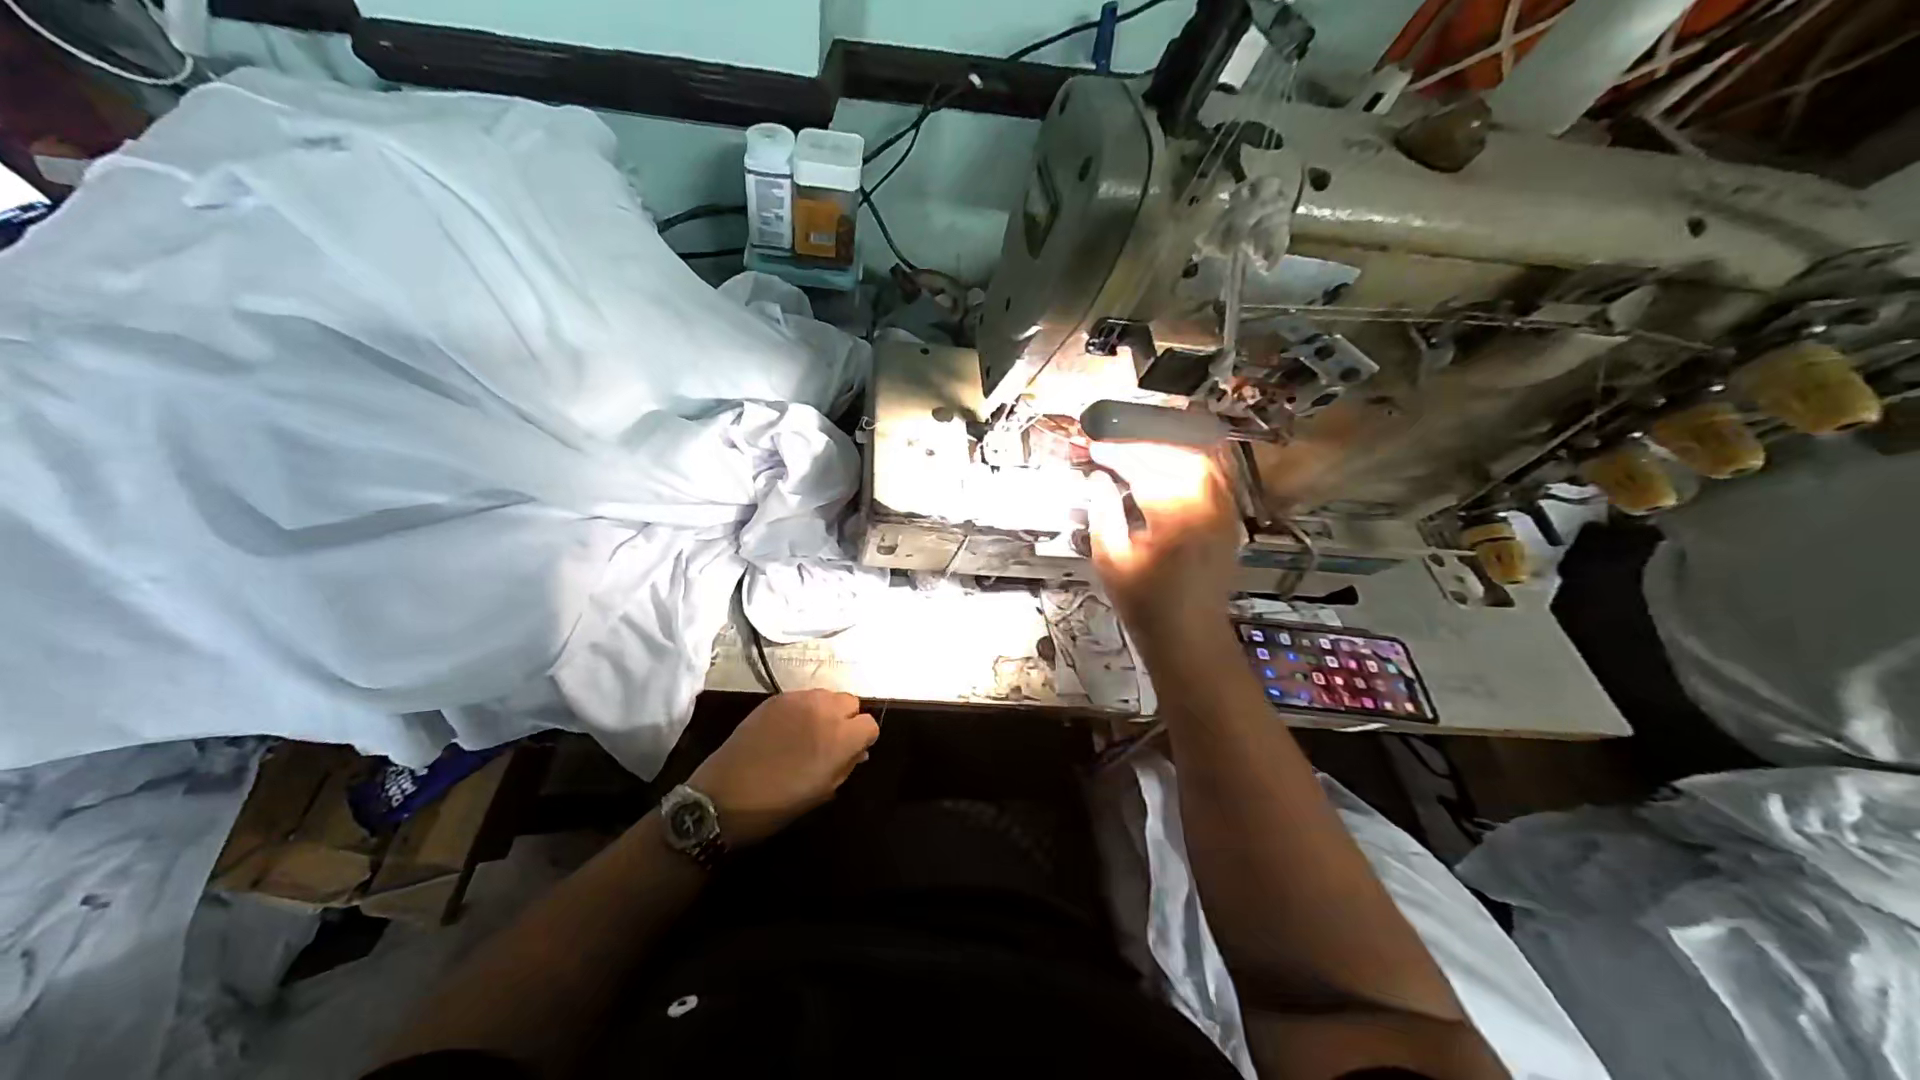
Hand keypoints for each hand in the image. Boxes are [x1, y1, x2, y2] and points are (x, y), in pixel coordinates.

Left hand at [688, 690, 878, 845]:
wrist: (724, 795)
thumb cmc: (778, 804)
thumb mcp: (822, 792)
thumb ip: (846, 766)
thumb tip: (857, 752)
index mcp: (841, 737)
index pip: (870, 724)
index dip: (863, 739)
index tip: (852, 752)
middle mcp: (824, 710)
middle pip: (850, 702)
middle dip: (847, 719)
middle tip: (831, 741)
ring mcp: (798, 700)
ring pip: (826, 695)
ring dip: (826, 711)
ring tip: (809, 732)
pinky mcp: (775, 699)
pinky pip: (802, 696)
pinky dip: (803, 708)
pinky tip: (788, 728)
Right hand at [1085, 442, 1240, 638]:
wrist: (1189, 634)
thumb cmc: (1145, 603)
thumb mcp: (1110, 560)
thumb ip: (1102, 512)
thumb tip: (1098, 479)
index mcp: (1174, 516)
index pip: (1144, 467)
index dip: (1117, 454)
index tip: (1095, 448)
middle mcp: (1206, 505)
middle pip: (1176, 454)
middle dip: (1142, 445)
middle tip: (1114, 447)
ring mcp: (1224, 510)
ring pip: (1199, 459)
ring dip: (1166, 449)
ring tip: (1138, 451)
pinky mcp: (1229, 517)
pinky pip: (1214, 475)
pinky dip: (1189, 463)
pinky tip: (1168, 465)